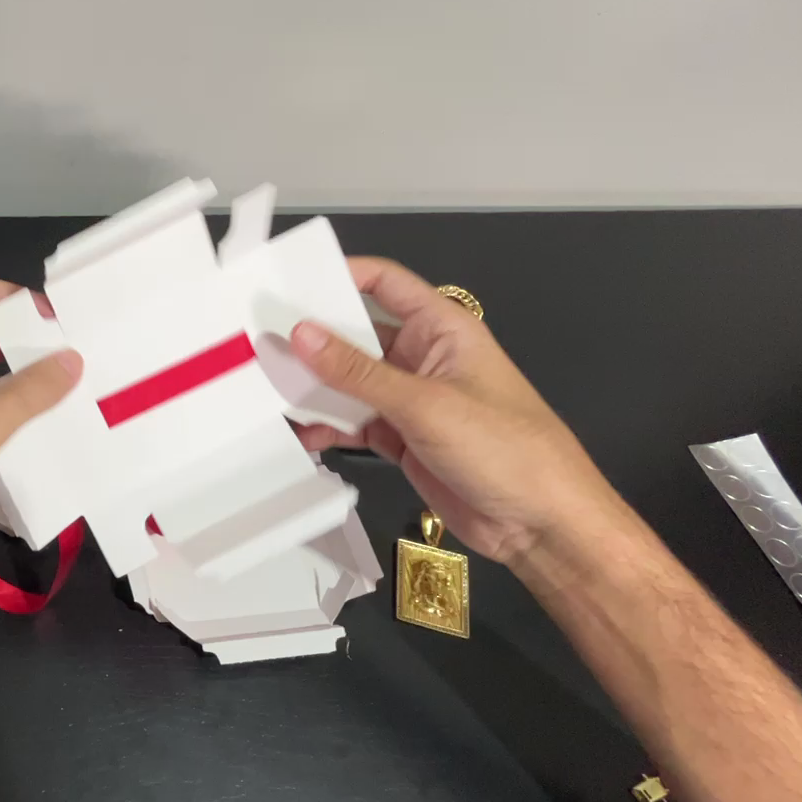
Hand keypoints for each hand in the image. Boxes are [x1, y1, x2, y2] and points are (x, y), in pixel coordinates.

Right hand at [289, 257, 627, 566]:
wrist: (540, 526)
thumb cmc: (505, 450)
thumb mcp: (424, 404)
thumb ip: (357, 372)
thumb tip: (300, 334)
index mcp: (442, 330)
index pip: (385, 284)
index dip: (341, 276)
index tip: (290, 284)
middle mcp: (421, 357)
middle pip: (356, 335)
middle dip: (312, 340)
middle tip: (260, 342)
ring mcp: (408, 399)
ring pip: (347, 382)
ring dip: (313, 388)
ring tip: (267, 391)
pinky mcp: (398, 436)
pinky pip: (350, 421)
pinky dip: (325, 427)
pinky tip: (300, 434)